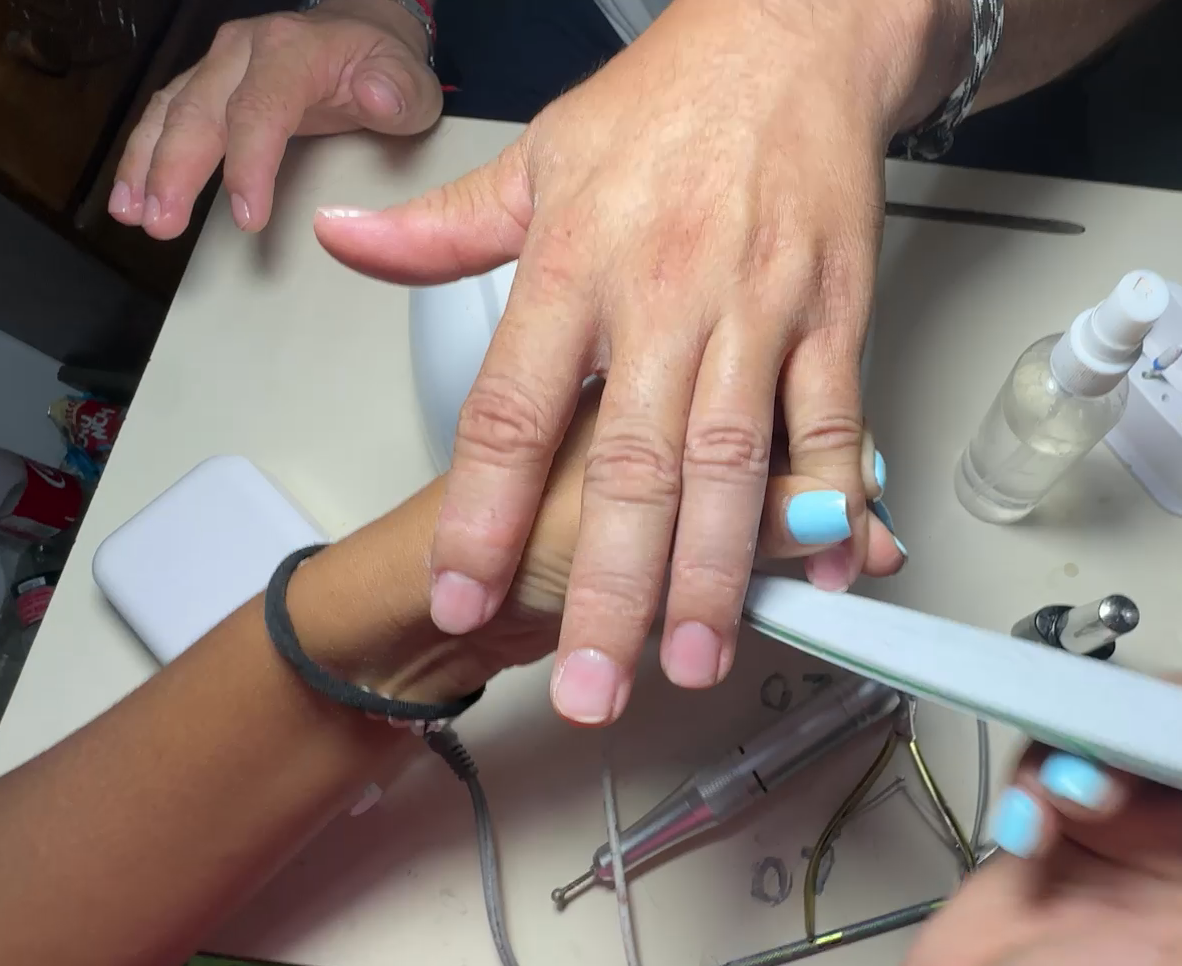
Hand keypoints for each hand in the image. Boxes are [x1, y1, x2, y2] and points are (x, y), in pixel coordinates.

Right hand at [109, 0, 438, 239]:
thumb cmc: (387, 68)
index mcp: (292, 51)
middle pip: (198, 112)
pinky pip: (170, 117)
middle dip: (175, 170)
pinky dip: (149, 154)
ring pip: (171, 112)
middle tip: (162, 221)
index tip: (246, 214)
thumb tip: (376, 98)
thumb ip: (397, 92)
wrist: (364, 34)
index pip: (259, 109)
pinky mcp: (213, 85)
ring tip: (134, 213)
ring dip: (147, 165)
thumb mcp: (410, 79)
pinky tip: (136, 191)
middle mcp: (243, 51)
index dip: (248, 163)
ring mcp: (222, 66)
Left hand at [313, 0, 955, 723]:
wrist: (794, 35)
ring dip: (718, 572)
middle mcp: (667, 297)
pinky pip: (834, 424)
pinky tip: (828, 572)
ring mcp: (759, 312)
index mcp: (577, 261)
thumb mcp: (543, 151)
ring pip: (733, 464)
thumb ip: (448, 225)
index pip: (514, 409)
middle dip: (612, 590)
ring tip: (697, 657)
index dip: (484, 514)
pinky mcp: (835, 317)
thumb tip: (346, 243)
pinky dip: (833, 503)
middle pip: (631, 468)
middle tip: (596, 684)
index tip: (459, 594)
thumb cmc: (672, 104)